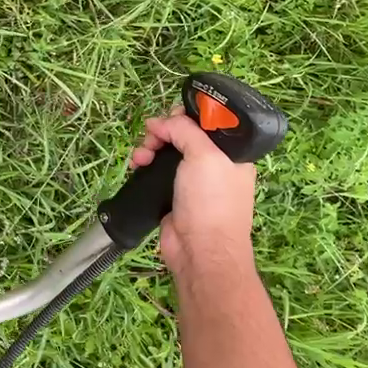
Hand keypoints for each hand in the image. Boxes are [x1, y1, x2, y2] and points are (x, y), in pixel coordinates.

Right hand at [128, 106, 256, 277]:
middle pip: (182, 134)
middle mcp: (213, 165)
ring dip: (149, 147)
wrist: (200, 251)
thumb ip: (184, 130)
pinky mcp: (173, 193)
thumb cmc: (210, 202)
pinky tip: (136, 166)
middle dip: (162, 132)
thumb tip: (159, 123)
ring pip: (166, 150)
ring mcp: (192, 181)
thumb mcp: (204, 156)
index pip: (207, 123)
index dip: (186, 116)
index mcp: (231, 155)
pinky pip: (156, 169)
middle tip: (151, 139)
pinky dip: (144, 163)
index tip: (169, 117)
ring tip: (140, 157)